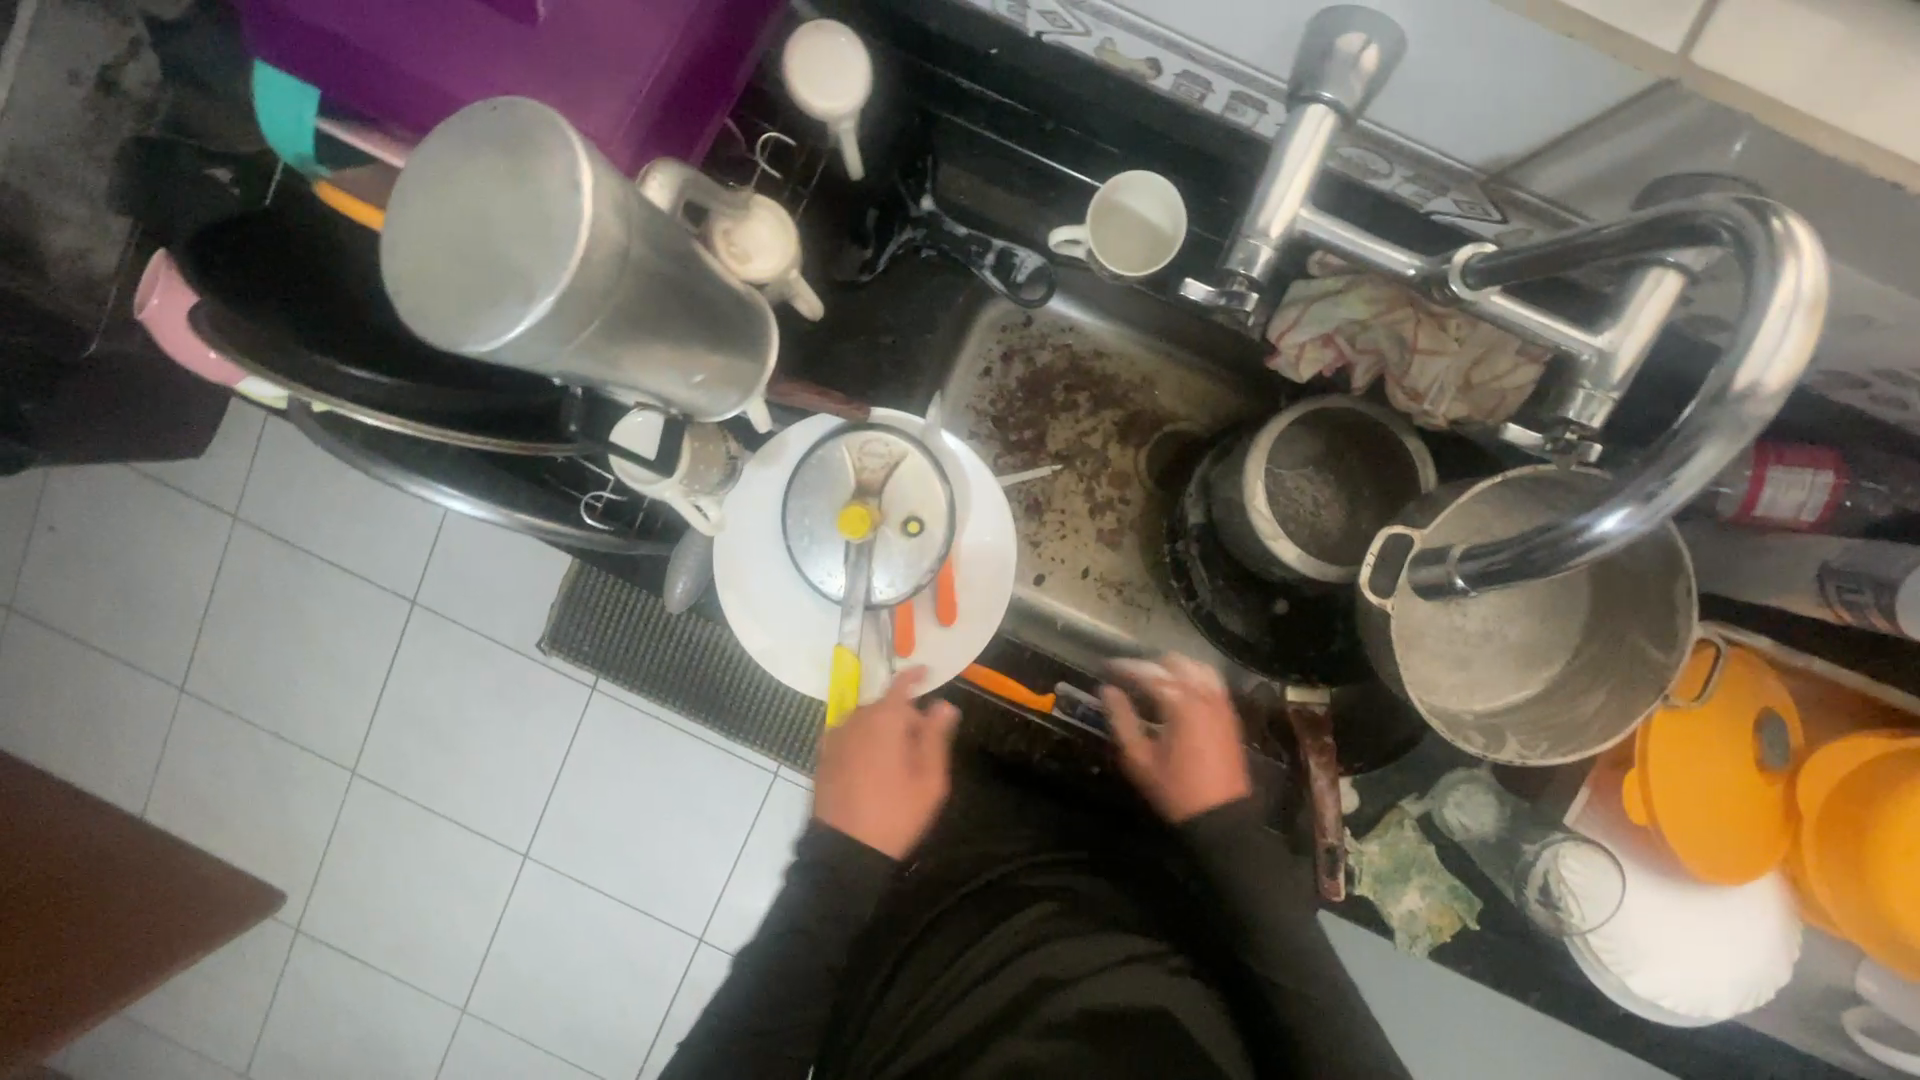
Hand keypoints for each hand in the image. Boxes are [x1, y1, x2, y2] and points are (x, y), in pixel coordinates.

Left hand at [812, 666, 960, 859]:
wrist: (844, 850)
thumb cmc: (895, 813)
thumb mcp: (929, 779)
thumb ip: (936, 736)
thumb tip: (944, 705)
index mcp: (884, 719)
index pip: (901, 685)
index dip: (916, 676)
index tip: (927, 672)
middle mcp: (855, 719)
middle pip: (886, 707)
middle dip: (905, 718)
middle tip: (922, 748)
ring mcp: (835, 738)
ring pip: (867, 722)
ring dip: (883, 730)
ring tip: (898, 763)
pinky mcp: (823, 756)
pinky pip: (850, 737)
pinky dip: (864, 742)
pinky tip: (873, 768)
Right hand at [1102, 654, 1251, 823]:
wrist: (1220, 816)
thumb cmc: (1174, 789)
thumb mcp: (1138, 758)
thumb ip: (1121, 719)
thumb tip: (1107, 691)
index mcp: (1180, 703)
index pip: (1148, 672)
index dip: (1125, 666)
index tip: (1106, 665)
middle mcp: (1203, 695)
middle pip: (1174, 663)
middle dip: (1149, 664)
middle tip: (1128, 675)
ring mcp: (1221, 704)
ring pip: (1197, 667)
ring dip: (1174, 667)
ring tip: (1154, 679)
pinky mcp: (1230, 715)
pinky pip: (1213, 682)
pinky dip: (1194, 677)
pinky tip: (1181, 690)